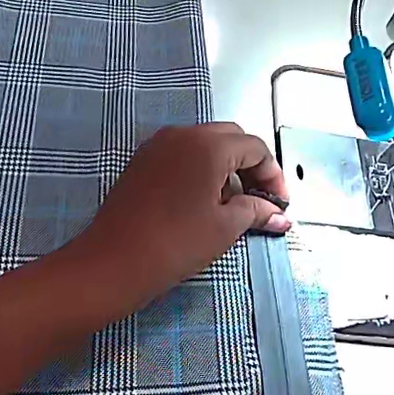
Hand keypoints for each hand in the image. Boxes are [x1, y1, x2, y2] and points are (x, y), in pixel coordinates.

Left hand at [64, 122, 289, 310]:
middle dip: (250, 166)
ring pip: (204, 144)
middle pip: (230, 139)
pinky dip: (199, 168)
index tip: (278, 203)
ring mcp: (158, 145)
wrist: (114, 259)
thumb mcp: (224, 228)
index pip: (254, 147)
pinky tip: (202, 201)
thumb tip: (277, 214)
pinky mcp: (142, 160)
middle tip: (260, 200)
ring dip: (225, 166)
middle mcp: (182, 135)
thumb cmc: (175, 242)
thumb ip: (255, 211)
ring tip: (232, 205)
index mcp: (208, 145)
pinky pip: (181, 154)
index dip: (273, 175)